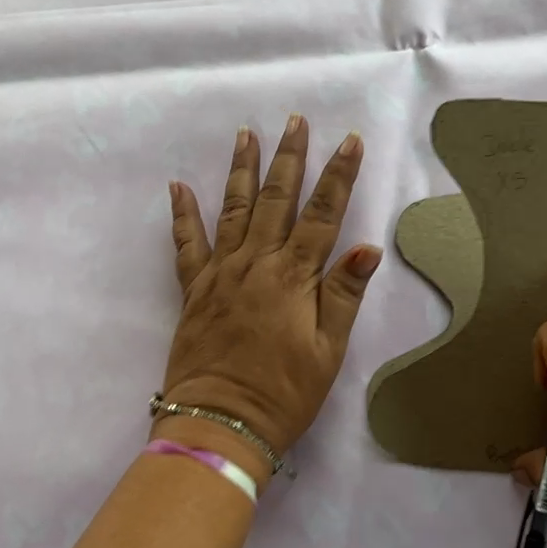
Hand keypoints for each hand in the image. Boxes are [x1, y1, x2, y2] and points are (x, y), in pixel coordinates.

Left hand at [157, 115, 379, 479]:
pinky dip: (183, 214)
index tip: (351, 141)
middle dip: (290, 156)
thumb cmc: (284, 393)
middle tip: (295, 121)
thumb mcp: (329, 350)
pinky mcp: (194, 291)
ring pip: (234, 209)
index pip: (323, 213)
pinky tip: (179, 187)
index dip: (339, 175)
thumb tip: (367, 246)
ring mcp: (221, 273)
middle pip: (277, 198)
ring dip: (242, 169)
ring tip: (246, 134)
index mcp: (294, 276)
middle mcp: (256, 263)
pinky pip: (186, 245)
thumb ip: (344, 294)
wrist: (217, 427)